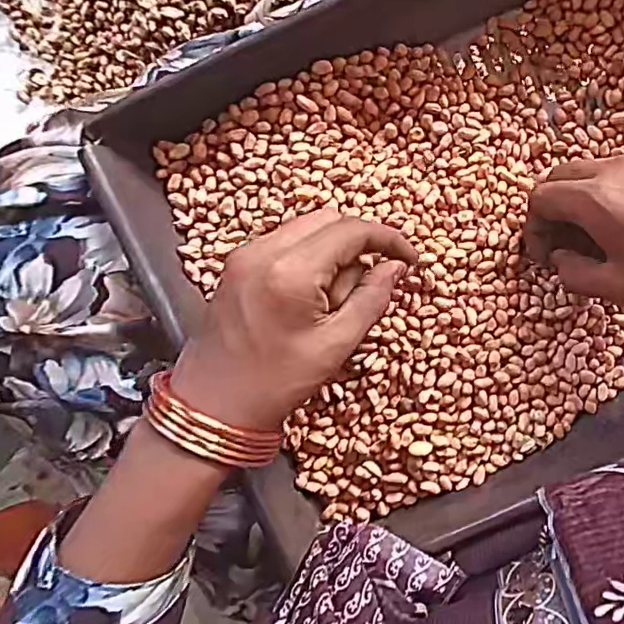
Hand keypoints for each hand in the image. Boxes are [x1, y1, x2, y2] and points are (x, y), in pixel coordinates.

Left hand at [167, 208, 417, 432]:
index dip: (388, 239)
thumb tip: (395, 267)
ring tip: (338, 297)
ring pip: (308, 227)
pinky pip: (286, 241)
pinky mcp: (237, 263)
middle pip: (330, 219)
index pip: (352, 231)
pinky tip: (315, 294)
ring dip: (335, 250)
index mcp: (290, 272)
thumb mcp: (336, 345)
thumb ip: (372, 298)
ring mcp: (245, 254)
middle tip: (375, 279)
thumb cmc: (275, 383)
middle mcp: (263, 251)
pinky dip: (311, 257)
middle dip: (361, 243)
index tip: (409, 258)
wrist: (213, 405)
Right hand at [525, 154, 623, 311]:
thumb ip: (574, 274)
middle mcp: (612, 169)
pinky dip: (599, 194)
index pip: (540, 198)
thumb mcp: (619, 286)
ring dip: (574, 202)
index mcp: (596, 198)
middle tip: (561, 246)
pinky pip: (611, 173)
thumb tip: (560, 261)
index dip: (533, 229)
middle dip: (550, 211)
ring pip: (584, 173)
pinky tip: (618, 226)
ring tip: (590, 239)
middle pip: (558, 178)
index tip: (544, 255)